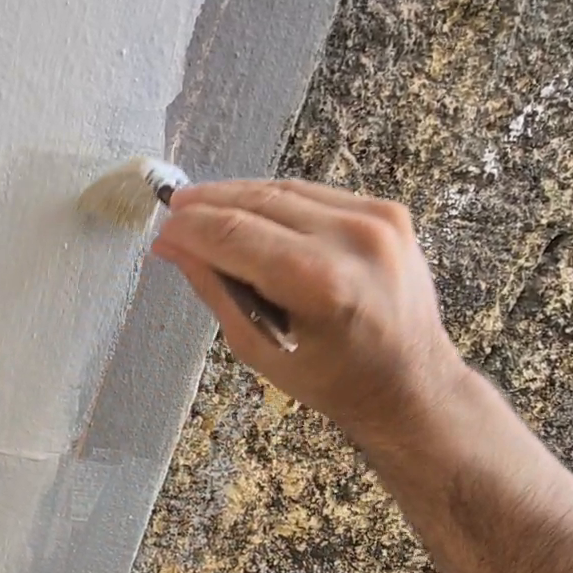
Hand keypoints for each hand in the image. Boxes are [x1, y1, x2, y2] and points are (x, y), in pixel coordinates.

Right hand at [152, 180, 466, 447]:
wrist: (410, 382)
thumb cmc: (331, 382)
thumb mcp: (258, 349)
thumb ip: (215, 290)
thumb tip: (172, 248)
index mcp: (319, 283)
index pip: (234, 235)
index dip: (190, 229)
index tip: (162, 232)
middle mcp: (352, 239)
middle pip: (258, 203)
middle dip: (208, 205)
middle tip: (173, 210)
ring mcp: (377, 218)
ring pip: (285, 190)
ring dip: (237, 195)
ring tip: (201, 206)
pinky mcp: (388, 211)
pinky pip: (314, 195)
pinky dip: (275, 201)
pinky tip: (248, 211)